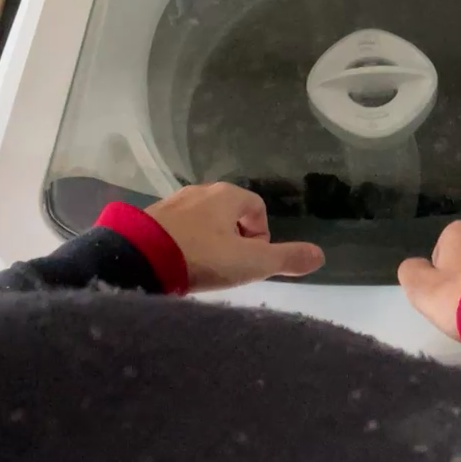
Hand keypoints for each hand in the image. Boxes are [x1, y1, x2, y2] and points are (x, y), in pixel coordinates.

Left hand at [144, 183, 324, 291]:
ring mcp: (173, 202)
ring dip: (210, 242)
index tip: (250, 262)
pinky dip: (185, 243)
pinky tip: (180, 265)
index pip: (257, 208)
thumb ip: (286, 259)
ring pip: (203, 221)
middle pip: (230, 214)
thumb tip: (321, 255)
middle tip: (228, 268)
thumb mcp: (250, 264)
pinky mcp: (151, 218)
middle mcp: (201, 191)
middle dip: (235, 240)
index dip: (261, 236)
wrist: (139, 260)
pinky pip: (179, 228)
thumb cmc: (201, 258)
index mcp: (227, 195)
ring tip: (204, 270)